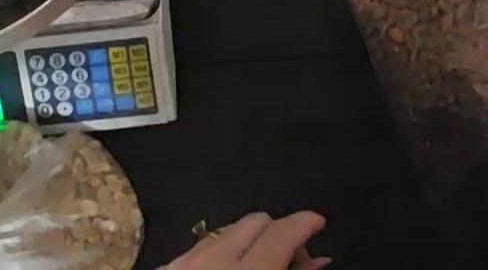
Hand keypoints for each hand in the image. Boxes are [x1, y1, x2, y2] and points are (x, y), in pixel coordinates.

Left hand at [167, 212, 328, 269]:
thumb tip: (318, 260)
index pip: (282, 233)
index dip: (305, 223)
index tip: (320, 223)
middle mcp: (214, 259)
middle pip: (257, 221)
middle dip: (278, 233)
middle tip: (291, 260)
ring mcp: (185, 262)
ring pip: (228, 230)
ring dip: (250, 242)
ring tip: (260, 267)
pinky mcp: (167, 268)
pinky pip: (202, 245)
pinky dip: (221, 252)